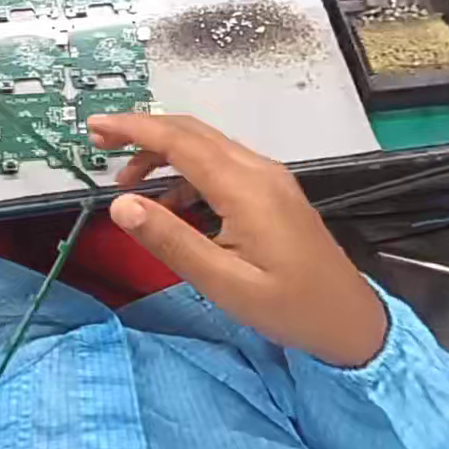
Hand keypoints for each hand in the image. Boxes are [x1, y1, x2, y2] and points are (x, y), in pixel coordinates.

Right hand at [87, 113, 386, 366]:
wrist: (353, 324)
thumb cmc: (289, 307)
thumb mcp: (223, 283)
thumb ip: (169, 240)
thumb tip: (120, 204)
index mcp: (245, 188)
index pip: (179, 141)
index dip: (133, 128)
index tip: (95, 124)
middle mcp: (256, 169)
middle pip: (189, 132)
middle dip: (140, 130)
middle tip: (99, 140)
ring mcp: (265, 177)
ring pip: (201, 144)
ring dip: (158, 151)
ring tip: (124, 179)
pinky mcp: (267, 189)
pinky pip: (215, 164)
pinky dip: (180, 171)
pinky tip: (166, 203)